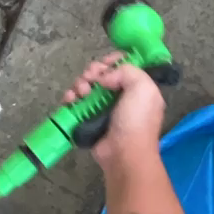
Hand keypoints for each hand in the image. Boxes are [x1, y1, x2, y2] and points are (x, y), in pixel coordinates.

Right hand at [67, 53, 164, 169]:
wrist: (124, 153)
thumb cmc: (136, 120)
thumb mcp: (143, 88)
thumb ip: (126, 70)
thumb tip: (104, 77)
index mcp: (138, 87)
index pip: (123, 63)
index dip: (112, 60)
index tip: (105, 65)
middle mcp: (121, 95)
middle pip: (101, 72)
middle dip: (92, 72)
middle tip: (90, 79)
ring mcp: (103, 107)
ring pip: (86, 85)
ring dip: (80, 84)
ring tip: (81, 93)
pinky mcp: (88, 117)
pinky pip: (75, 101)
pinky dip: (70, 97)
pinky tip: (70, 100)